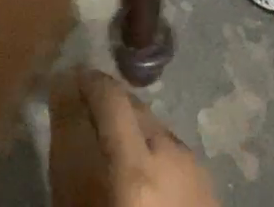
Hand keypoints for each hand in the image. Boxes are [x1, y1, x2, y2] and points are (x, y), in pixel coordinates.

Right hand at [48, 69, 218, 206]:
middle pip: (134, 105)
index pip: (108, 94)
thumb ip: (69, 141)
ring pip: (155, 127)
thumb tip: (64, 86)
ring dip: (130, 128)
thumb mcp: (76, 198)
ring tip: (107, 149)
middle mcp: (171, 155)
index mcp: (134, 165)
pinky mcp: (209, 186)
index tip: (66, 79)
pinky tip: (139, 175)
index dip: (85, 80)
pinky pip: (173, 151)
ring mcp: (195, 169)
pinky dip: (152, 151)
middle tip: (80, 114)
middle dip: (106, 103)